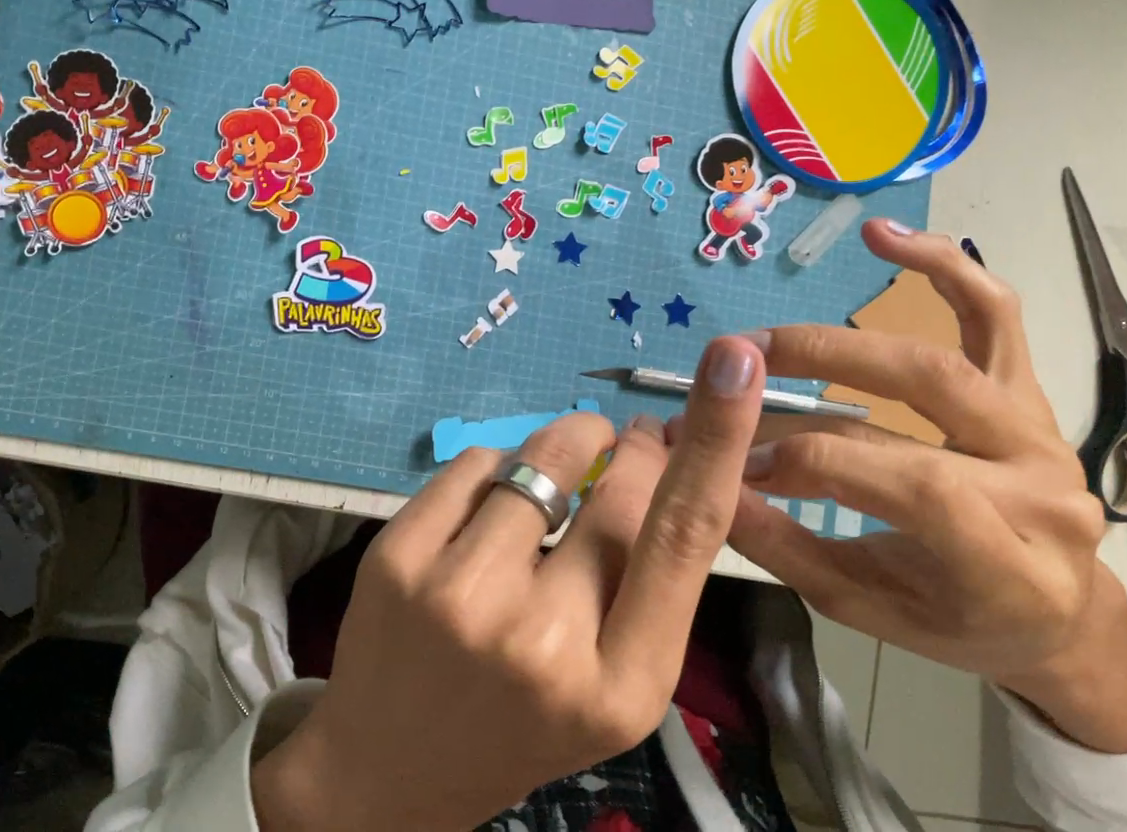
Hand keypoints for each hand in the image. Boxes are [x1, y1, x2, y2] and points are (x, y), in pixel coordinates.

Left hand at [253, 338, 767, 831]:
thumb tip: (662, 455)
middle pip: (615, 490)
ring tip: (565, 459)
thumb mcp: (612, 687)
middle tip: (629, 436)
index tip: (735, 358)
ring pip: (538, 459)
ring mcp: (460, 595)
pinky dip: (498, 465)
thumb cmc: (520, 726)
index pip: (682, 538)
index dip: (715, 440)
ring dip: (565, 442)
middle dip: (631, 446)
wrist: (391, 768)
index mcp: (620, 685)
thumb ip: (647, 585)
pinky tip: (496, 503)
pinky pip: (475, 462)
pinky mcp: (398, 558)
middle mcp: (543, 641)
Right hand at [725, 219, 1126, 752]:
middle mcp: (1041, 484)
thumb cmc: (953, 623)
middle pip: (925, 398)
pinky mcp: (1030, 395)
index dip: (812, 462)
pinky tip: (883, 236)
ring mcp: (1041, 430)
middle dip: (816, 375)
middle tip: (733, 372)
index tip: (735, 461)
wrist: (1052, 616)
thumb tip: (708, 483)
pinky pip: (995, 315)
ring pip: (950, 352)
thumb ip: (784, 547)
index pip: (911, 485)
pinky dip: (943, 265)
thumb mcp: (863, 608)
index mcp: (1011, 561)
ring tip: (768, 334)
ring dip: (846, 333)